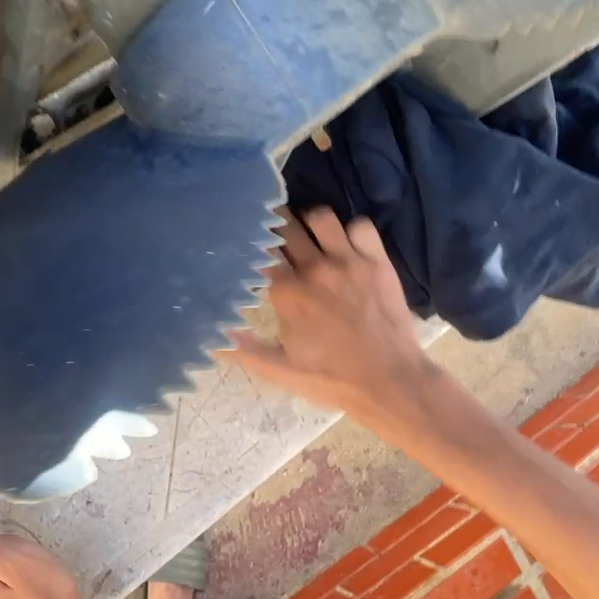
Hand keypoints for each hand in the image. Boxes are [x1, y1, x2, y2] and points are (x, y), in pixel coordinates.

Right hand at [228, 207, 438, 416]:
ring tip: (313, 237)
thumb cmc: (332, 379)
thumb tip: (210, 339)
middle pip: (287, 230)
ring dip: (313, 224)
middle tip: (278, 238)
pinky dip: (352, 232)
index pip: (262, 256)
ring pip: (321, 218)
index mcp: (287, 294)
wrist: (389, 381)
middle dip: (278, 231)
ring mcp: (348, 262)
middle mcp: (314, 269)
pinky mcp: (377, 261)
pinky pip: (361, 226)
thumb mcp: (280, 370)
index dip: (256, 253)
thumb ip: (243, 351)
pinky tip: (348, 247)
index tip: (254, 254)